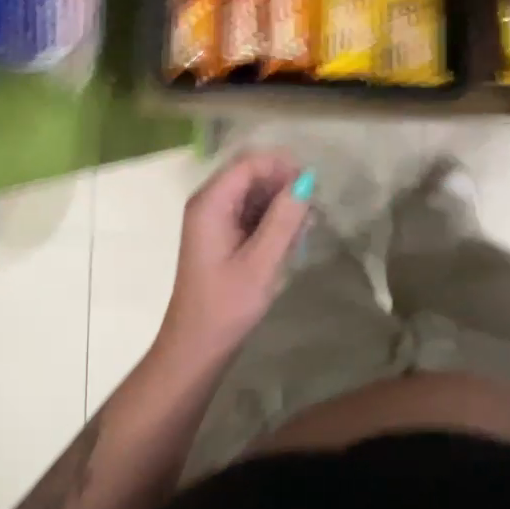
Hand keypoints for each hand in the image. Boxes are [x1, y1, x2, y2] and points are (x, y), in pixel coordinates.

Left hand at [157, 152, 312, 364]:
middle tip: (311, 215)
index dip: (281, 166)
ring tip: (302, 235)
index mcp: (210, 202)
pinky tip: (290, 244)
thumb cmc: (226, 305)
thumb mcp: (261, 263)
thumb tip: (305, 181)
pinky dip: (272, 222)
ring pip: (254, 194)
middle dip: (283, 187)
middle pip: (251, 175)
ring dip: (281, 207)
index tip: (313, 187)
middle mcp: (209, 203)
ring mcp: (214, 219)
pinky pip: (250, 214)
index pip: (248, 163)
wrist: (197, 346)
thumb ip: (283, 220)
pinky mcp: (222, 236)